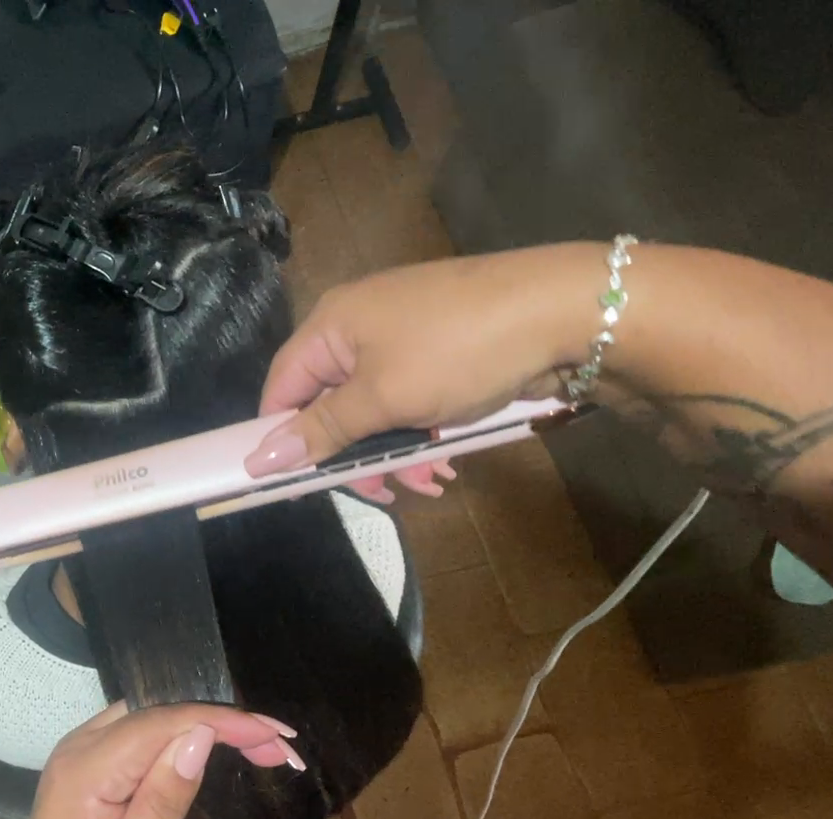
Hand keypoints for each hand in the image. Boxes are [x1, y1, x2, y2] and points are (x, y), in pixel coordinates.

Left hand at [0, 702, 301, 818]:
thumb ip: (164, 800)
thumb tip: (201, 736)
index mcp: (86, 768)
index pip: (160, 723)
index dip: (220, 721)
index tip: (274, 736)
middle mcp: (81, 742)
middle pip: (160, 713)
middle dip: (224, 721)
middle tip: (282, 747)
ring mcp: (85, 745)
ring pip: (156, 717)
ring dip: (209, 724)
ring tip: (263, 745)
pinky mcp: (96, 755)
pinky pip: (146, 730)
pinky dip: (187, 734)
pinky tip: (219, 744)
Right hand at [245, 245, 595, 492]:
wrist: (573, 310)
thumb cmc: (460, 351)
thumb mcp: (383, 398)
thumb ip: (320, 431)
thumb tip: (258, 461)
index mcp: (331, 325)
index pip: (281, 389)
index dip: (280, 437)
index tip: (293, 483)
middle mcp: (357, 327)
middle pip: (327, 404)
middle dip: (349, 454)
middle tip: (376, 493)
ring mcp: (401, 336)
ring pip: (370, 409)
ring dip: (390, 452)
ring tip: (426, 481)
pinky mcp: (438, 349)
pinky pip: (406, 399)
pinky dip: (418, 433)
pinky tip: (444, 460)